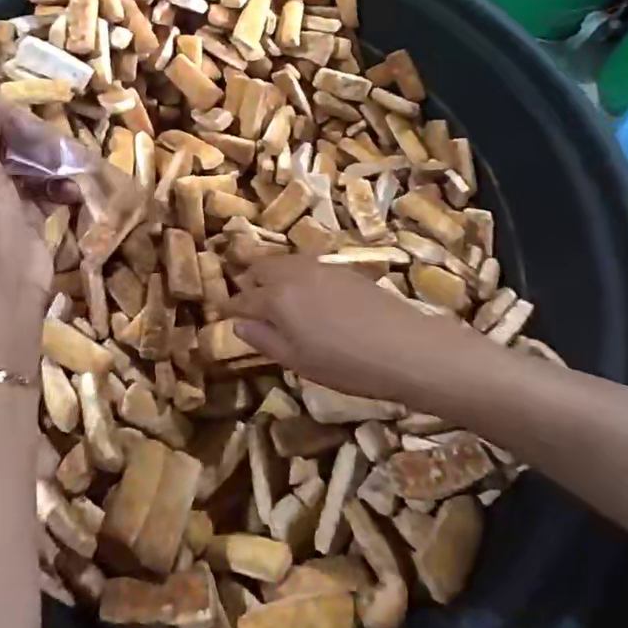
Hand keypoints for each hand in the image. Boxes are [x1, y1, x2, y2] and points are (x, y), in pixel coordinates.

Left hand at [0, 96, 52, 373]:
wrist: (4, 295)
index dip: (0, 117)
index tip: (30, 115)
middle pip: (5, 147)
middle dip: (30, 139)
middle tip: (56, 138)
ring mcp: (4, 203)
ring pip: (27, 168)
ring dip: (48, 163)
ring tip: (70, 161)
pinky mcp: (28, 221)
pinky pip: (44, 193)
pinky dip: (58, 188)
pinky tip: (72, 190)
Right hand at [227, 256, 481, 405]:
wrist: (405, 348)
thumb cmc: (346, 365)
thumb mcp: (298, 361)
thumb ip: (265, 339)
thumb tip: (238, 324)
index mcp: (277, 298)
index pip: (243, 299)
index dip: (230, 307)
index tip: (221, 313)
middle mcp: (294, 274)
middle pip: (262, 268)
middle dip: (249, 282)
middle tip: (245, 299)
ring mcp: (322, 267)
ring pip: (285, 262)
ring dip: (272, 274)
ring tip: (273, 295)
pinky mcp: (344, 269)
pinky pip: (307, 265)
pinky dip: (295, 274)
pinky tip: (305, 293)